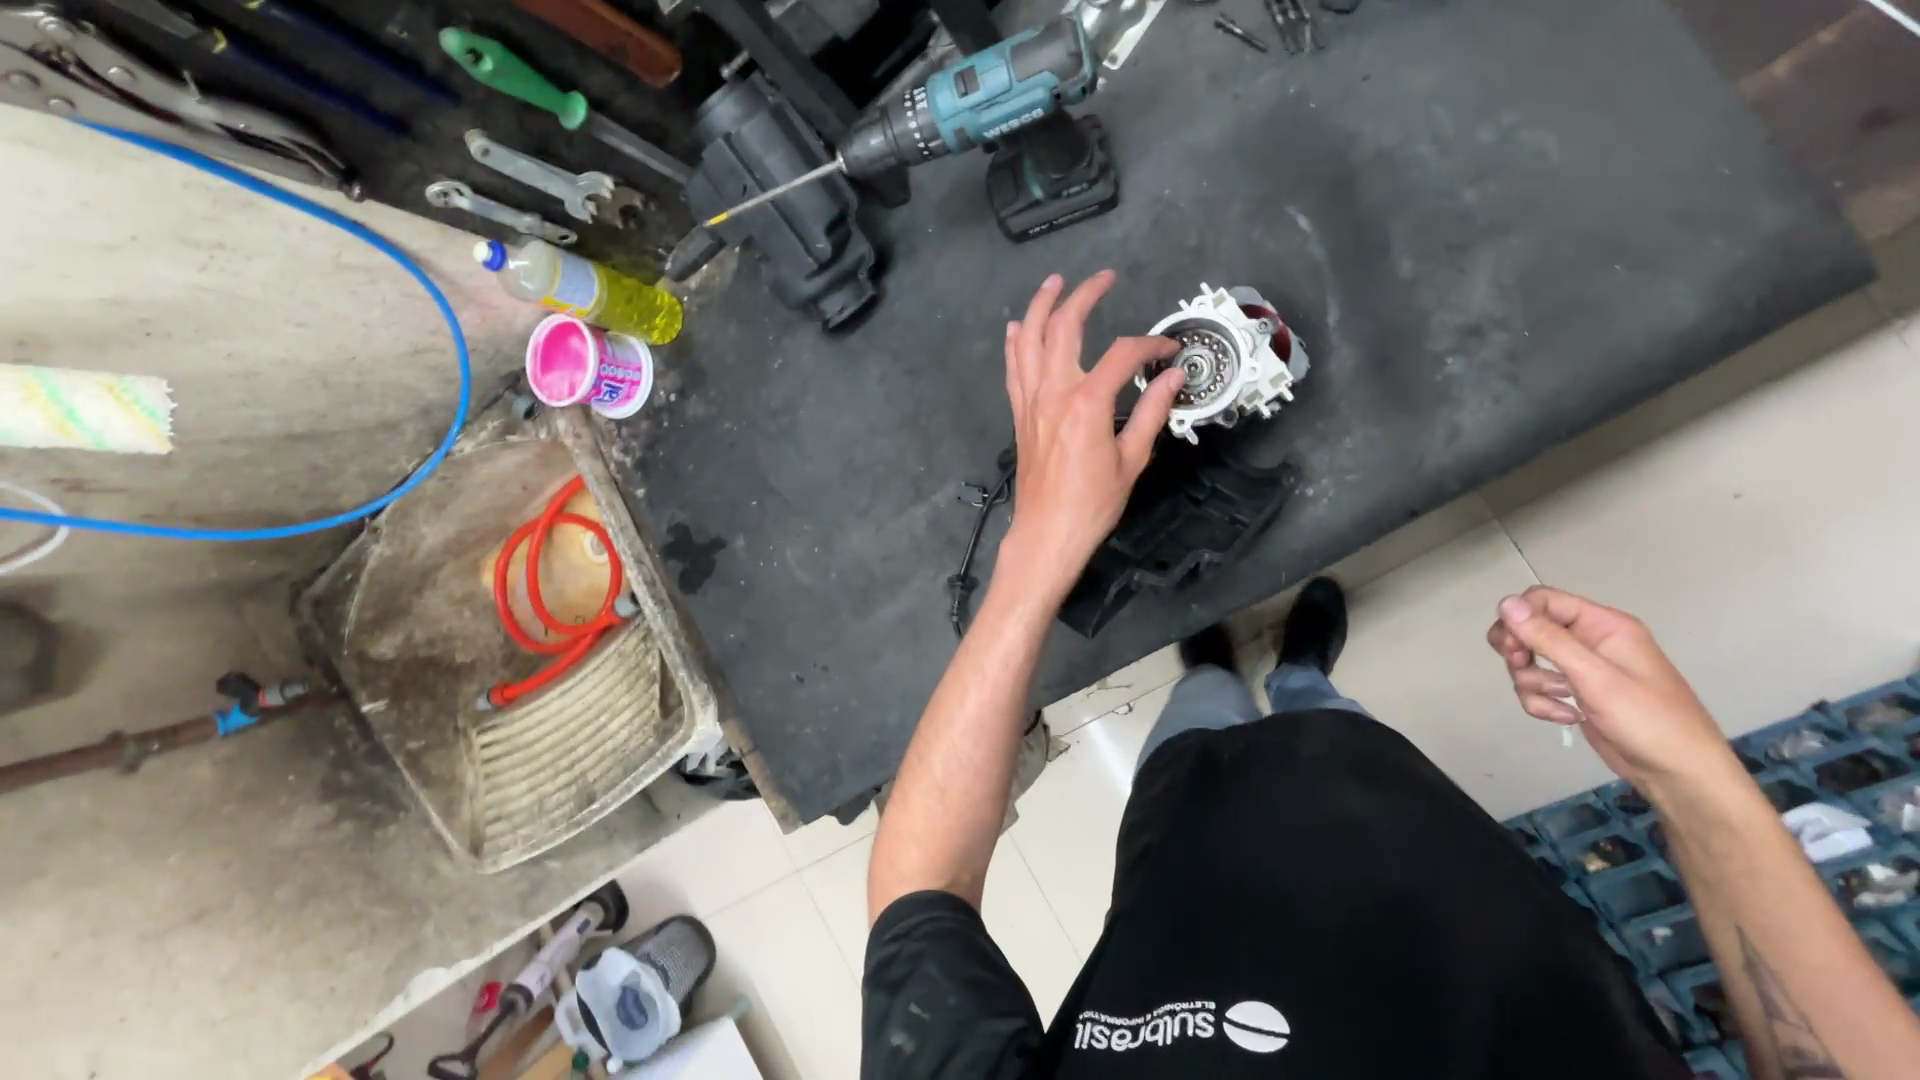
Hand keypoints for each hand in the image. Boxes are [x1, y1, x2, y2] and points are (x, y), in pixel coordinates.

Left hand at [998, 271, 1184, 598]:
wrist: (1047, 533)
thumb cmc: (1093, 503)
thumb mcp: (1133, 459)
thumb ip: (1153, 411)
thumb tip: (1175, 375)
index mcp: (1087, 403)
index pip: (1124, 354)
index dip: (1152, 345)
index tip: (1170, 350)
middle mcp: (1053, 392)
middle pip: (1064, 328)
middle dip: (1084, 296)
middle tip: (1104, 278)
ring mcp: (1031, 401)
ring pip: (1028, 340)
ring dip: (1040, 307)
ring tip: (1054, 283)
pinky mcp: (1019, 414)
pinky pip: (1013, 369)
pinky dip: (1014, 344)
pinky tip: (1015, 327)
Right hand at [1487, 586, 1744, 796]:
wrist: (1678, 774)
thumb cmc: (1647, 720)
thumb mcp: (1594, 677)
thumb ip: (1549, 639)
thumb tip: (1505, 603)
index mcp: (1604, 625)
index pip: (1543, 600)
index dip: (1519, 619)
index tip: (1512, 647)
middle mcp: (1591, 640)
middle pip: (1529, 628)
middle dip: (1518, 651)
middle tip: (1521, 668)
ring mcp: (1583, 668)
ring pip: (1528, 660)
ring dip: (1531, 682)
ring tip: (1559, 701)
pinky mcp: (1575, 693)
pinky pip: (1537, 687)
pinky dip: (1542, 703)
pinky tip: (1566, 717)